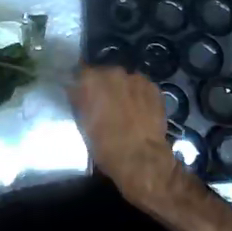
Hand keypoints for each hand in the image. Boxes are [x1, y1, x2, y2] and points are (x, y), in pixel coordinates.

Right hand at [70, 65, 187, 206]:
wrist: (142, 158)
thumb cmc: (107, 146)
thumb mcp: (84, 125)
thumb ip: (80, 102)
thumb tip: (78, 92)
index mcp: (90, 80)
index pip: (80, 74)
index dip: (81, 85)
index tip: (81, 94)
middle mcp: (113, 72)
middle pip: (104, 74)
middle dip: (102, 86)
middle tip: (103, 104)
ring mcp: (135, 78)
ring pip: (124, 80)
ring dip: (121, 89)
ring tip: (124, 108)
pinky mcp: (153, 86)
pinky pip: (140, 87)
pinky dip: (138, 95)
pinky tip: (139, 110)